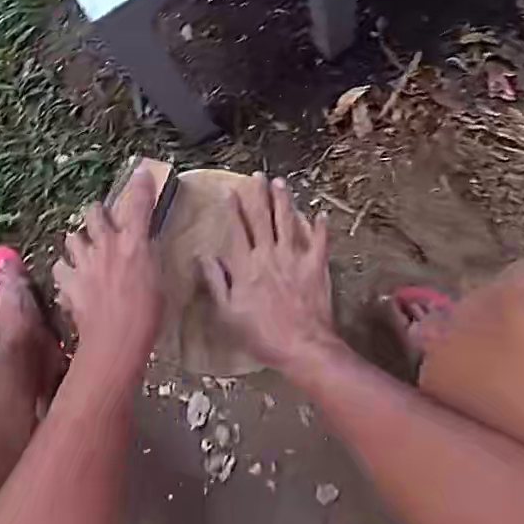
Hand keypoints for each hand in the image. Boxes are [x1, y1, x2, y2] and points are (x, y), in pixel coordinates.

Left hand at [54, 158, 166, 369]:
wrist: (115, 339)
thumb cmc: (148, 312)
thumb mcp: (159, 278)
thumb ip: (148, 256)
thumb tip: (145, 245)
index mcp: (134, 241)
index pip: (139, 204)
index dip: (141, 186)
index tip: (141, 174)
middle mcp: (106, 244)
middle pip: (94, 213)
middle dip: (97, 214)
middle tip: (103, 221)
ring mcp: (83, 262)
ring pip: (72, 237)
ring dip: (79, 242)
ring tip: (86, 251)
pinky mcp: (67, 281)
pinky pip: (61, 268)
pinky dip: (66, 271)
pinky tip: (72, 279)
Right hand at [200, 174, 337, 369]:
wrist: (302, 347)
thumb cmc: (262, 335)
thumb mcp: (228, 313)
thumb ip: (215, 281)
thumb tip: (202, 255)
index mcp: (246, 266)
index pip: (237, 229)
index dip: (233, 208)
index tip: (229, 189)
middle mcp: (269, 255)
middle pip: (262, 218)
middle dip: (258, 195)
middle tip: (257, 176)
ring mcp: (294, 258)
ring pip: (287, 222)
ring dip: (283, 201)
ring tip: (280, 183)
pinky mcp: (316, 266)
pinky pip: (319, 242)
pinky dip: (320, 227)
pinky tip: (321, 213)